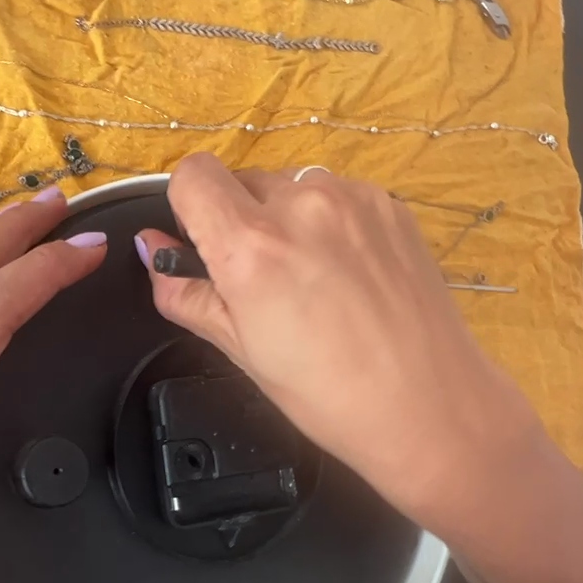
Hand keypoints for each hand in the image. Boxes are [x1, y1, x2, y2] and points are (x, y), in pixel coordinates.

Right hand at [134, 154, 548, 523]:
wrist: (430, 408)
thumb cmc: (328, 395)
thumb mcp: (239, 351)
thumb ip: (186, 292)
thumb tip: (151, 250)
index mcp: (252, 248)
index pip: (193, 175)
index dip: (188, 207)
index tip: (202, 240)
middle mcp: (301, 206)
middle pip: (240, 180)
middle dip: (237, 219)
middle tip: (262, 278)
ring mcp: (352, 199)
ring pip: (290, 187)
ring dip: (284, 218)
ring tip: (312, 279)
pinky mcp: (390, 204)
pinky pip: (336, 195)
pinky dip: (327, 221)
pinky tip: (348, 273)